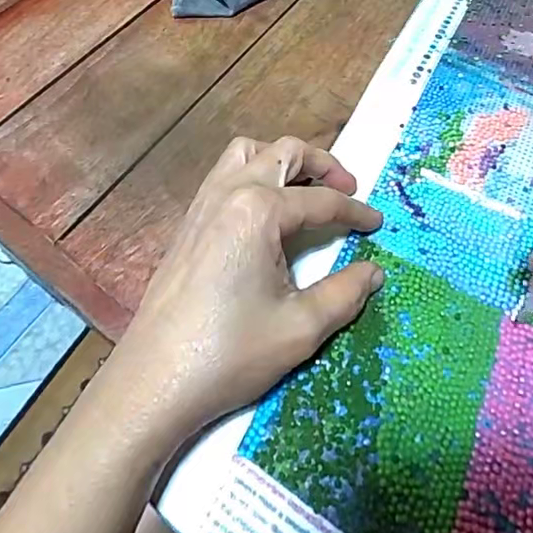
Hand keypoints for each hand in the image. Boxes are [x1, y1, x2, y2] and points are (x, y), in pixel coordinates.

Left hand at [110, 136, 384, 440]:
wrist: (154, 379)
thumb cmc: (229, 353)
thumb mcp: (300, 328)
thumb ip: (345, 293)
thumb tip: (374, 272)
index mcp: (258, 210)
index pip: (320, 200)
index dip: (355, 211)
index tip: (378, 223)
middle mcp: (229, 191)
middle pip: (283, 152)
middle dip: (322, 164)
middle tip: (347, 190)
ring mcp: (203, 202)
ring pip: (248, 153)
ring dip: (282, 161)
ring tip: (305, 189)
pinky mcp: (189, 221)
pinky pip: (226, 174)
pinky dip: (254, 174)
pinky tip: (265, 213)